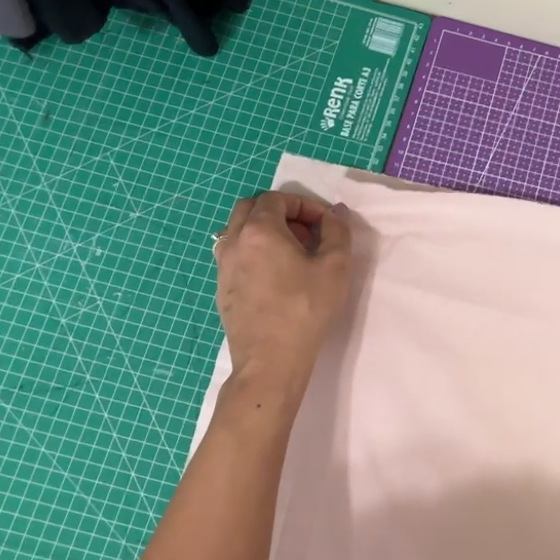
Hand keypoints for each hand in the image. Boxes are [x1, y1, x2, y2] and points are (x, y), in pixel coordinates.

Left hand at [213, 191, 353, 407]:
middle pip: (251, 208)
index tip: (325, 224)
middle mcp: (234, 242)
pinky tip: (276, 277)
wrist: (270, 360)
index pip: (277, 198)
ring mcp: (223, 266)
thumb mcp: (335, 266)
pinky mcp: (222, 288)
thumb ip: (337, 231)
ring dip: (265, 231)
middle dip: (281, 212)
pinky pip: (235, 254)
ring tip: (292, 254)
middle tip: (306, 233)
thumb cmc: (306, 309)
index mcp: (259, 230)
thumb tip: (334, 212)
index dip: (304, 204)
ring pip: (239, 231)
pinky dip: (254, 251)